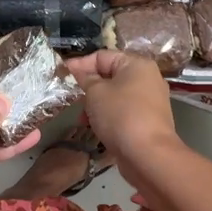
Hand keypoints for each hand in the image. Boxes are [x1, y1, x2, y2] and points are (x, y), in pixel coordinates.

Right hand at [62, 49, 180, 159]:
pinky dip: (107, 115)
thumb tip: (77, 68)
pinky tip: (95, 128)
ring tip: (82, 118)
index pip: (102, 56)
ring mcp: (149, 100)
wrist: (147, 154)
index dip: (80, 64)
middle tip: (73, 99)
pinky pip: (122, 111)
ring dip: (95, 104)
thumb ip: (85, 78)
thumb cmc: (120, 115)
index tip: (62, 74)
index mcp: (137, 64)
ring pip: (114, 95)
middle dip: (88, 87)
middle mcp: (147, 78)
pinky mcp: (147, 120)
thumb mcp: (95, 92)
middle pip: (109, 76)